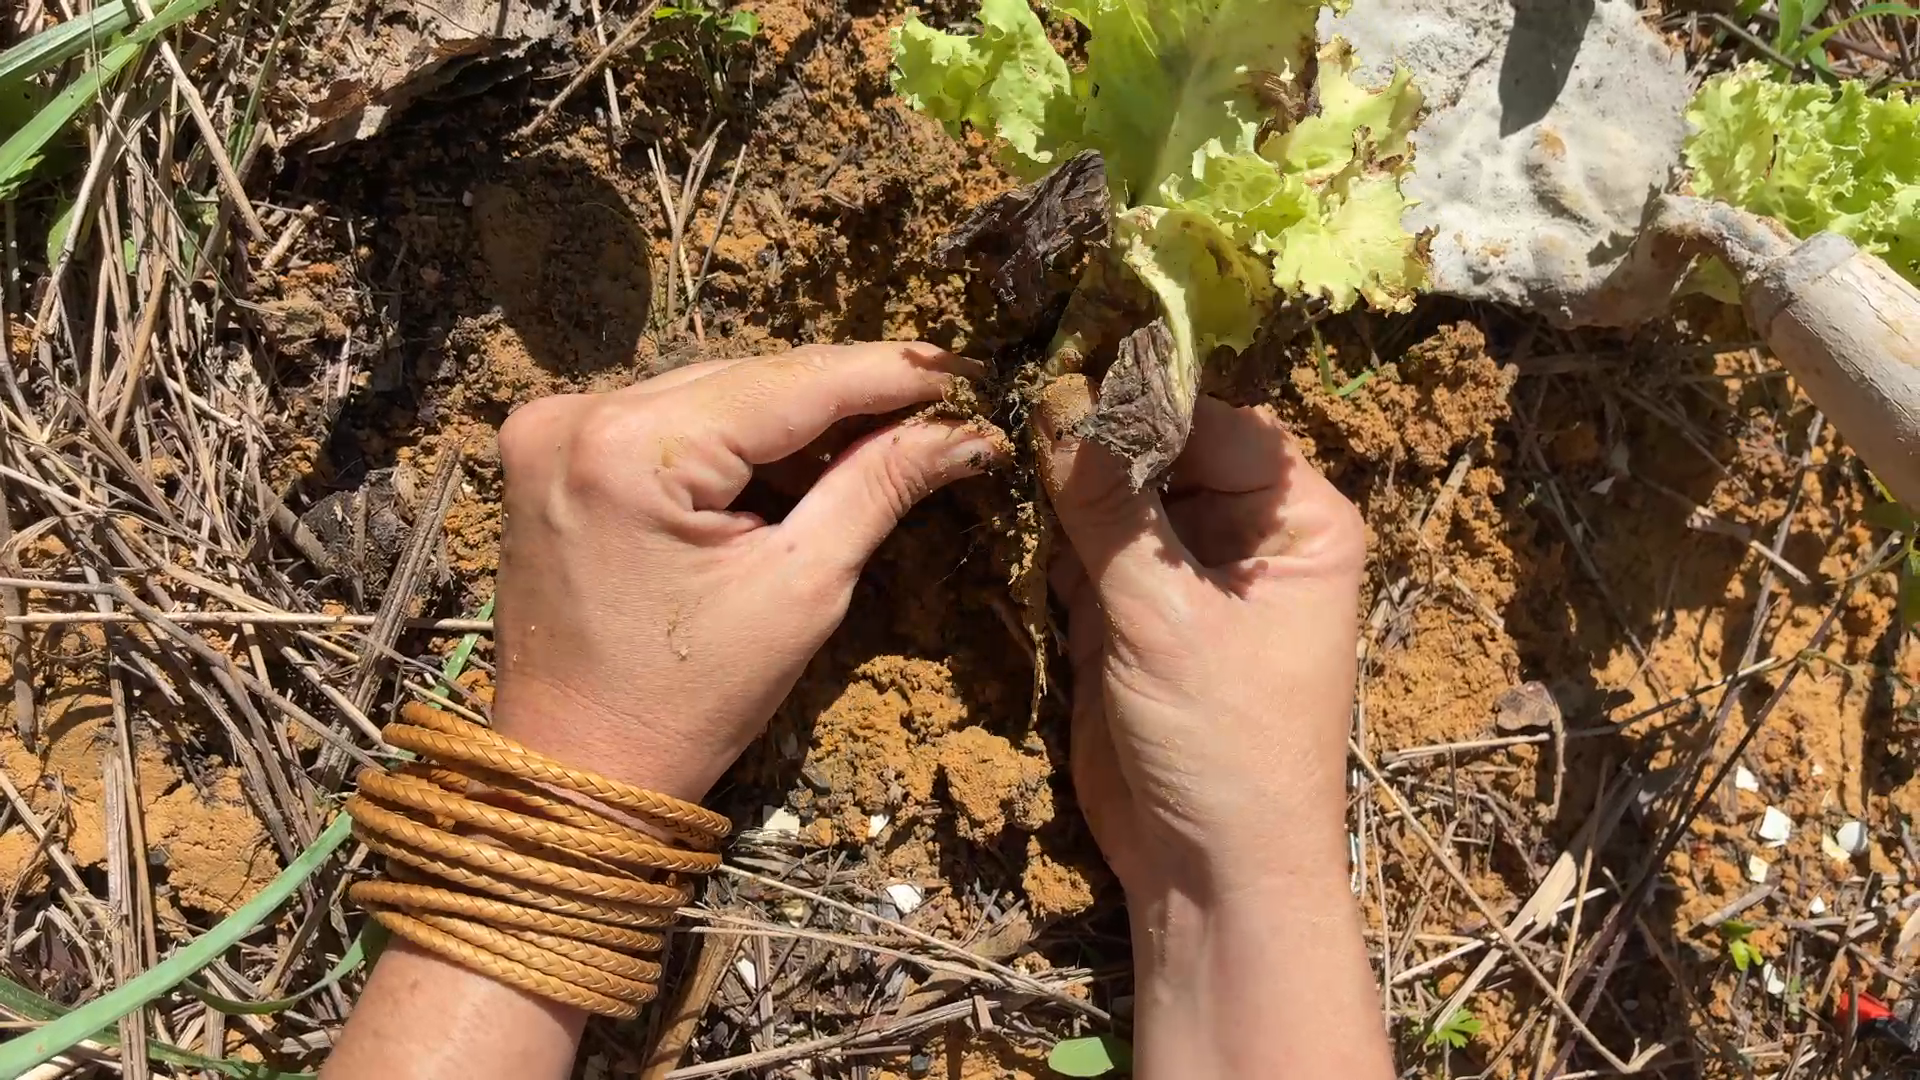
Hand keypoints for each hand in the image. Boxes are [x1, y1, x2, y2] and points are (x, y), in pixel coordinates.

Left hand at [491, 342, 1007, 802]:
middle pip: (752, 381)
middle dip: (847, 396)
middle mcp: (580, 414)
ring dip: (798, 422)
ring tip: (875, 446)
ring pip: (716, 396)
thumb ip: (878, 487)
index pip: (792, 382)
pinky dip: (743, 442)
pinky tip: (793, 472)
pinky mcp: (557, 452)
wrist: (580, 766)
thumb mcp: (803, 587)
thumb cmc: (696, 699)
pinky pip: (676, 423)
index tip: (958, 368)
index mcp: (634, 450)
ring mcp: (557, 428)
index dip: (886, 372)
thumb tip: (962, 434)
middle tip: (933, 408)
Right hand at [1041, 376, 1389, 1079]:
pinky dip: (1054, 539)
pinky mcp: (1132, 610)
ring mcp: (1181, 575)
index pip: (1215, 425)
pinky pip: (1089, 549)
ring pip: (1116, 500)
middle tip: (1023, 419)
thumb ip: (1109, 510)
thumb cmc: (1222, 740)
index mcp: (1292, 521)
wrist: (1204, 867)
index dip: (1142, 403)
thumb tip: (1061, 406)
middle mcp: (1241, 536)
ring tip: (1011, 459)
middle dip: (1095, 445)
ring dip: (1066, 491)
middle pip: (1161, 456)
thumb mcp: (1164, 616)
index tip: (1064, 382)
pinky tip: (1017, 518)